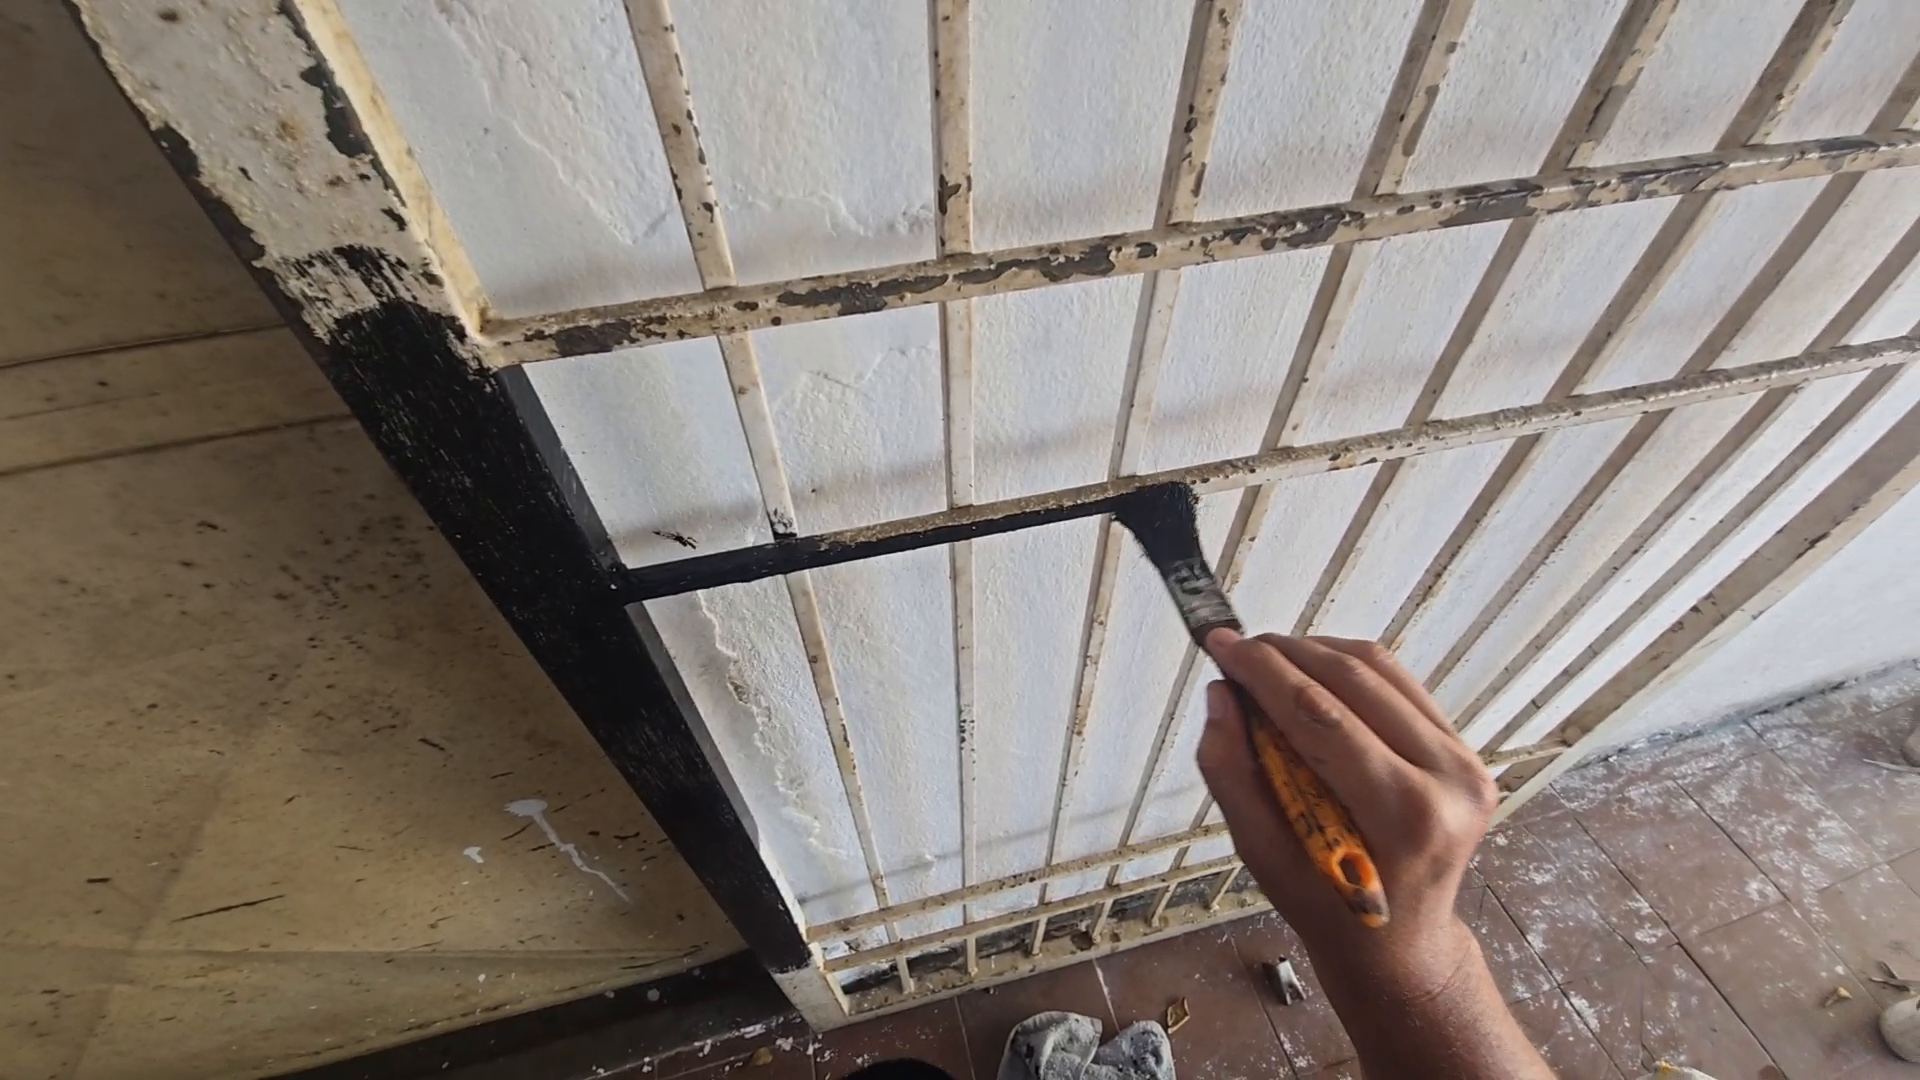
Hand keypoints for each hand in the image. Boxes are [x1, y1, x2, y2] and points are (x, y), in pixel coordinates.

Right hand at [1197, 629, 1498, 1002]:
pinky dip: (1344, 664)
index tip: (1219, 643)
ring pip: (1377, 668)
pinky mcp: (1465, 748)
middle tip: (1236, 649)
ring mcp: (1466, 759)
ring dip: (1312, 650)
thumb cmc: (1323, 903)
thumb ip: (1229, 768)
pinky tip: (1309, 672)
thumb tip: (1221, 693)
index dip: (1261, 670)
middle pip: (1351, 679)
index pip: (1319, 714)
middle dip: (1282, 652)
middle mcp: (1448, 778)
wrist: (1402, 943)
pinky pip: (1396, 680)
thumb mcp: (1258, 849)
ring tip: (1267, 659)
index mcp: (1402, 813)